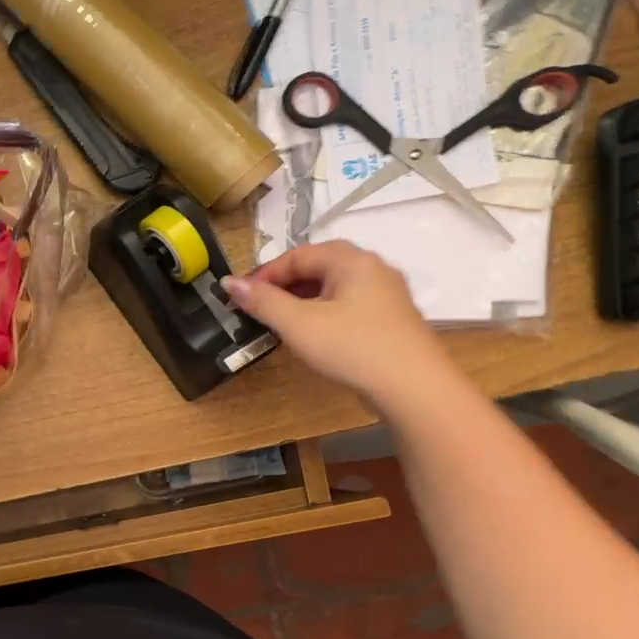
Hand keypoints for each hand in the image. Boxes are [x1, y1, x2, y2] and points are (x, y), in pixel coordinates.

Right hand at [222, 241, 462, 408]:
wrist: (410, 384)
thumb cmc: (351, 347)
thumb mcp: (298, 324)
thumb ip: (262, 301)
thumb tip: (228, 283)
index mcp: (352, 261)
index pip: (298, 255)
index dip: (264, 274)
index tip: (238, 297)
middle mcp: (372, 267)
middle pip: (317, 264)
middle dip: (282, 282)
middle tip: (255, 305)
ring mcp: (383, 292)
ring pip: (332, 283)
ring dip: (299, 296)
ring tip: (276, 319)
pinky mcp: (386, 315)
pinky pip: (345, 300)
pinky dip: (319, 308)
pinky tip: (308, 330)